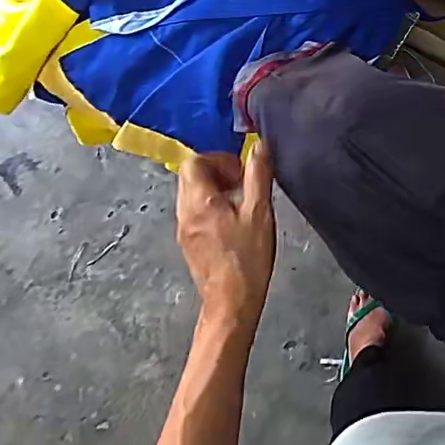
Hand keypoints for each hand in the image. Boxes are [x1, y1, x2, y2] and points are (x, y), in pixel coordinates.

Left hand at [176, 145, 276, 327]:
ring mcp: (183, 228)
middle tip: (245, 182)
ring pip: (193, 192)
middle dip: (219, 171)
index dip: (219, 158)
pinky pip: (196, 209)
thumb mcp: (260, 210)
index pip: (194, 162)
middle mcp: (184, 213)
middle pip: (191, 176)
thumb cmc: (249, 254)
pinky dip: (213, 204)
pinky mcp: (189, 240)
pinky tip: (236, 218)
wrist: (232, 298)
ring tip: (244, 201)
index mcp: (199, 202)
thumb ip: (258, 175)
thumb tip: (258, 146)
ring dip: (217, 187)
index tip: (242, 170)